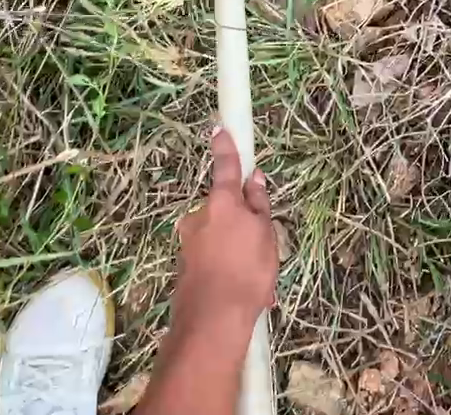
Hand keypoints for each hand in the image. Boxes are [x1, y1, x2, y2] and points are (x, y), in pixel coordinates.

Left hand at [172, 128, 276, 333]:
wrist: (212, 323)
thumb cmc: (247, 271)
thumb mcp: (265, 234)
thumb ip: (259, 205)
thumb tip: (254, 179)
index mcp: (222, 203)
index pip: (226, 167)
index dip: (224, 147)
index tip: (218, 128)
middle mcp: (199, 217)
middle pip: (223, 208)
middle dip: (240, 221)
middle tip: (261, 245)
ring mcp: (188, 243)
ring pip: (218, 237)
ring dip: (235, 250)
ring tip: (256, 277)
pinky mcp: (184, 268)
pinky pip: (211, 260)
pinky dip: (226, 269)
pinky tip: (242, 291)